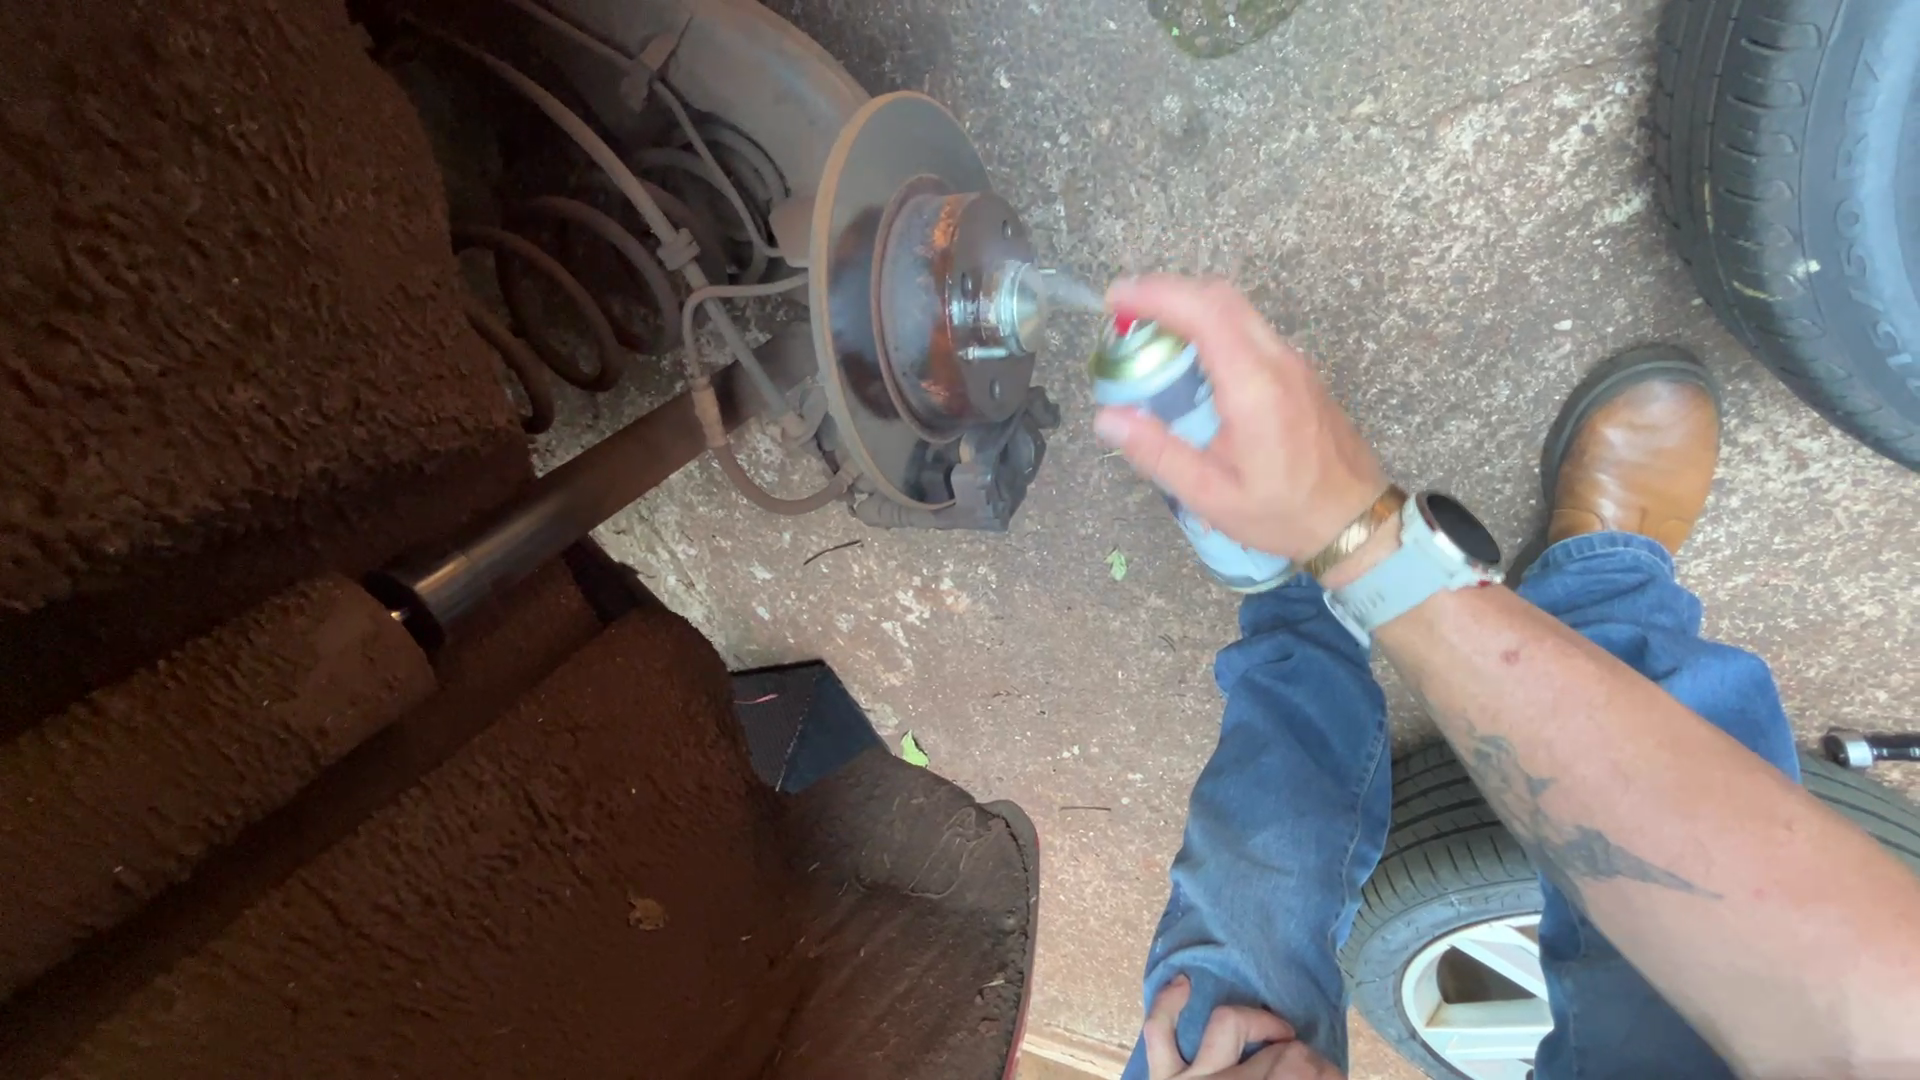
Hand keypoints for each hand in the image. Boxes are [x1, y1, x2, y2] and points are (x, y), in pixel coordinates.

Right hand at [1093, 276, 1386, 561]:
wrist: (1353, 519)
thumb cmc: (1282, 512)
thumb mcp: (1209, 494)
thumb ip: (1157, 452)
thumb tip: (1107, 419)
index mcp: (1254, 387)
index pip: (1204, 312)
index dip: (1155, 294)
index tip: (1115, 298)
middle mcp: (1277, 361)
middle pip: (1219, 297)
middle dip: (1166, 292)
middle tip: (1123, 312)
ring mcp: (1292, 361)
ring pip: (1236, 309)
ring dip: (1188, 307)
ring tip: (1146, 332)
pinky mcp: (1296, 370)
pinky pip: (1248, 329)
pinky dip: (1209, 325)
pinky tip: (1186, 357)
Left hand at [1143, 976, 1343, 1078]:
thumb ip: (1298, 1074)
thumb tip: (1323, 1067)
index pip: (1308, 1067)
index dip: (1327, 1071)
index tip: (1332, 1072)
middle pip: (1282, 1054)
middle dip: (1306, 1056)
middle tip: (1318, 1066)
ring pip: (1229, 1024)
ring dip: (1259, 1022)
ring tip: (1281, 1031)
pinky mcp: (1164, 1079)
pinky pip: (1160, 1032)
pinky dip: (1169, 1004)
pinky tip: (1184, 983)